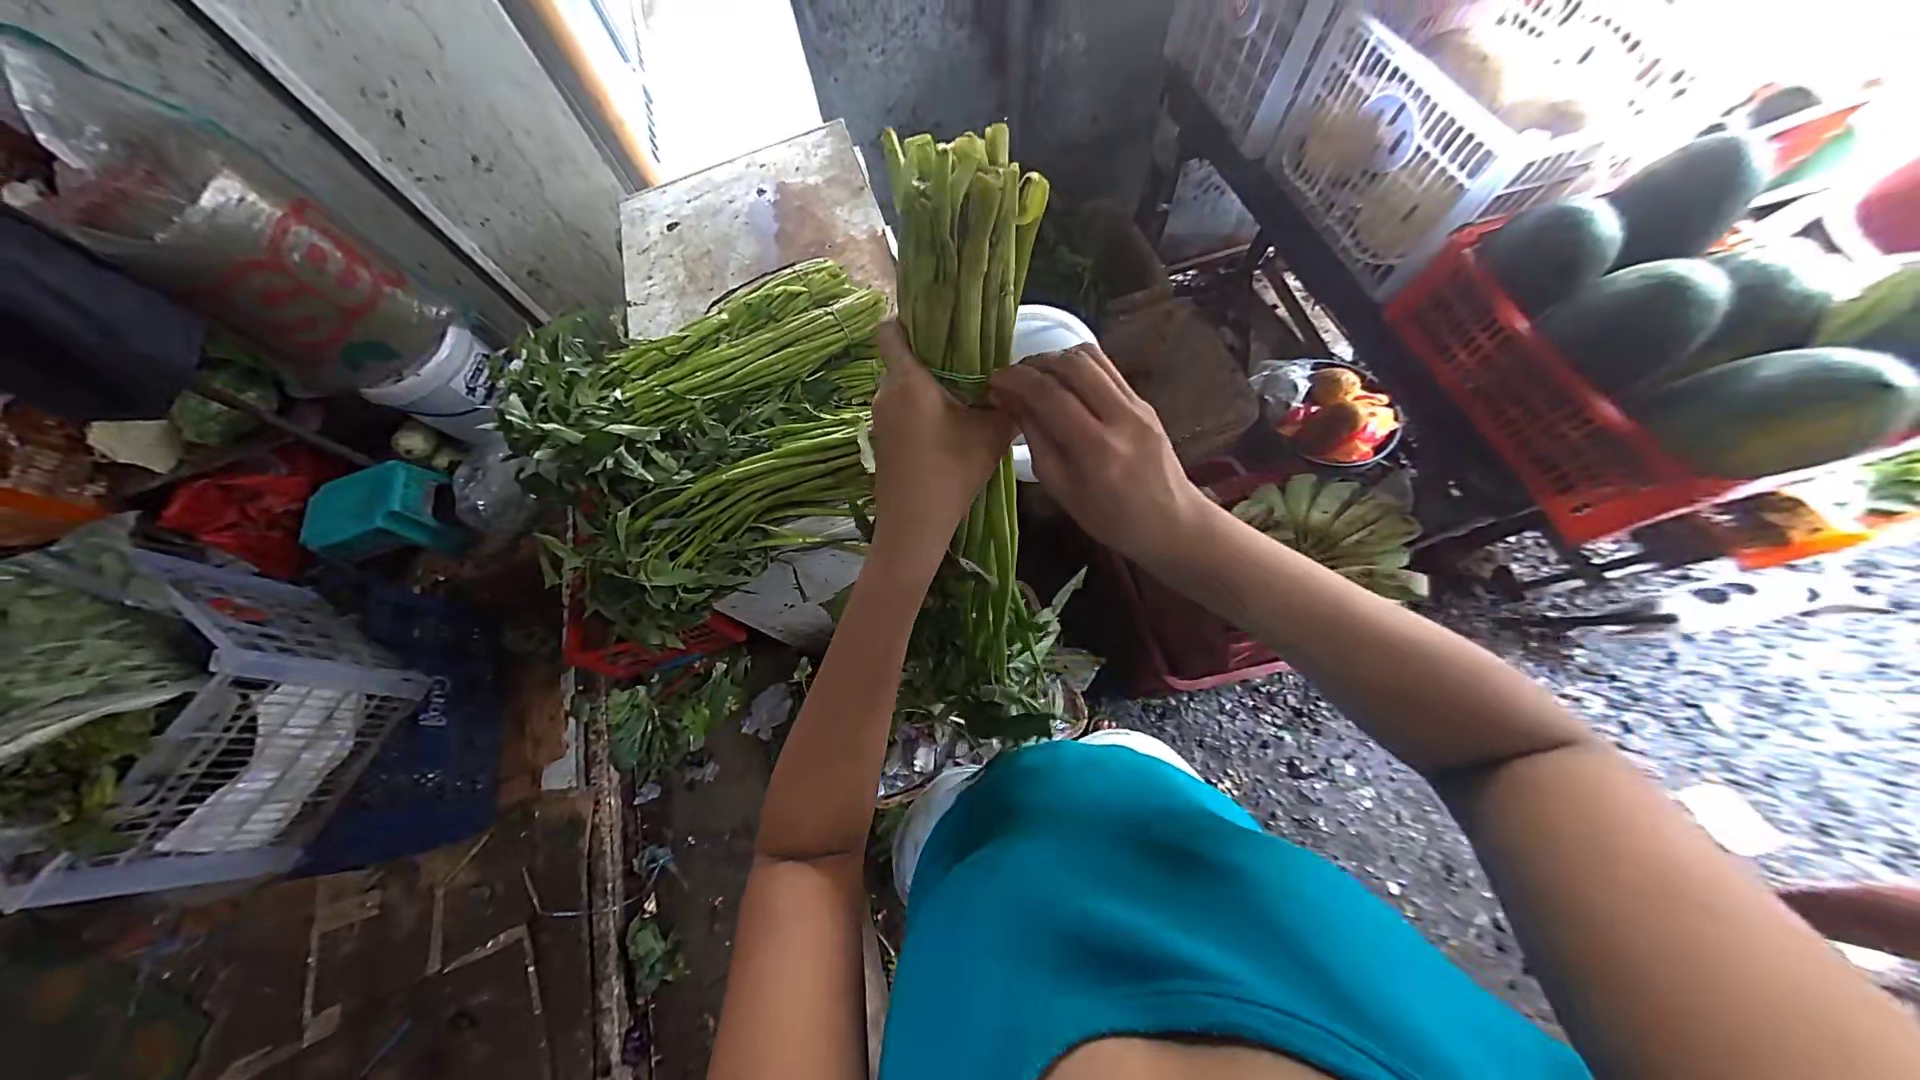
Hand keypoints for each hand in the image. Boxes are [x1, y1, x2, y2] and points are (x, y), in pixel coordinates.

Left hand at [871, 321, 1014, 561]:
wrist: (914, 525)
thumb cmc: (951, 473)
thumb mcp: (990, 437)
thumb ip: (1007, 406)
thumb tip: (1020, 388)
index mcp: (908, 381)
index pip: (890, 331)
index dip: (909, 320)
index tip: (939, 326)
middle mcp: (885, 393)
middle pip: (901, 359)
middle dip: (929, 357)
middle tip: (965, 363)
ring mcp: (879, 419)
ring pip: (901, 387)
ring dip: (926, 387)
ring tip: (960, 396)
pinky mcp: (881, 440)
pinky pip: (899, 409)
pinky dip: (918, 409)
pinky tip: (945, 426)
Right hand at [989, 343, 1205, 563]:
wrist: (1171, 523)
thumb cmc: (1110, 519)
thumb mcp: (1061, 489)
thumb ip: (1036, 441)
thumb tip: (1011, 402)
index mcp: (1096, 449)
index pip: (1050, 395)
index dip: (1016, 381)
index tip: (994, 381)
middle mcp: (1121, 417)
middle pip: (1072, 364)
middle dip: (1034, 364)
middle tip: (1013, 377)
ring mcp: (1138, 405)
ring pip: (1092, 358)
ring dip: (1056, 359)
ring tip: (1036, 376)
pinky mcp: (1145, 401)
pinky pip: (1107, 369)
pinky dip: (1077, 367)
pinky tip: (1063, 383)